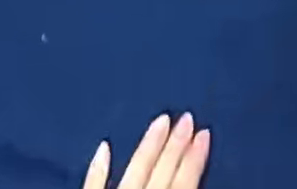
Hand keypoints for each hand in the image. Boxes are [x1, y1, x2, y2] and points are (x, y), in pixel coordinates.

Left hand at [84, 113, 209, 188]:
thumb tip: (197, 179)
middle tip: (187, 115)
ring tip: (162, 118)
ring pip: (134, 171)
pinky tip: (104, 146)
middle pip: (162, 172)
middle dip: (177, 145)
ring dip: (149, 146)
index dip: (195, 158)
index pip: (184, 183)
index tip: (205, 132)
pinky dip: (98, 168)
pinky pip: (91, 188)